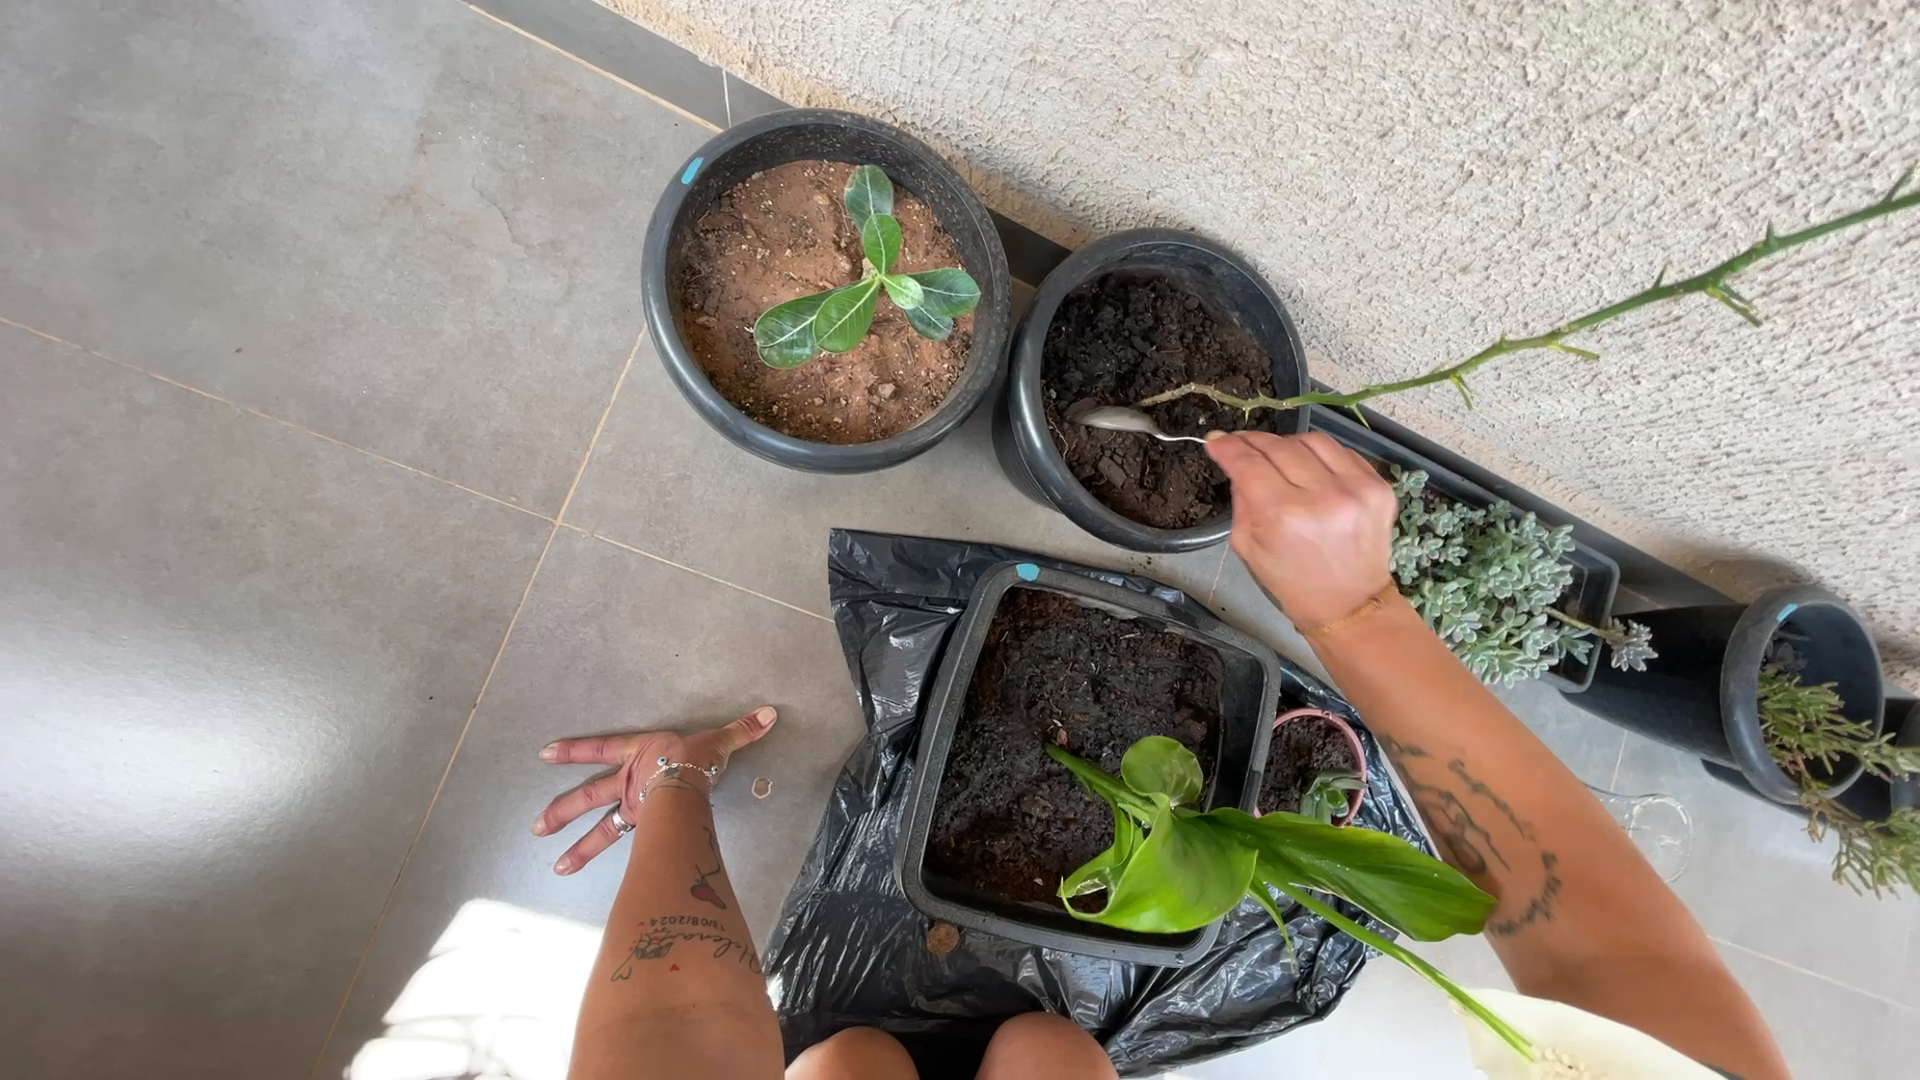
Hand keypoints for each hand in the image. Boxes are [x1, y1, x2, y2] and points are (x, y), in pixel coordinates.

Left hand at [532, 705, 778, 874]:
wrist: (688, 782)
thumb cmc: (695, 757)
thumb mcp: (718, 739)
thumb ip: (742, 730)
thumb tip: (770, 713)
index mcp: (640, 753)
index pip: (601, 749)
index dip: (574, 751)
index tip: (544, 753)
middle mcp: (630, 782)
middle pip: (590, 796)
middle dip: (563, 811)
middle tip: (537, 828)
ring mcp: (634, 808)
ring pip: (601, 828)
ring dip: (580, 848)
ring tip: (556, 868)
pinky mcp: (643, 829)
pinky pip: (625, 844)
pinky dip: (613, 858)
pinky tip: (600, 874)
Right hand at [1205, 431, 1397, 627]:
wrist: (1348, 603)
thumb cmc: (1290, 580)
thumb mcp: (1246, 545)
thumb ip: (1241, 499)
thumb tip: (1237, 462)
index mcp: (1282, 516)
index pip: (1248, 464)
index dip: (1228, 447)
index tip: (1216, 440)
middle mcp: (1321, 496)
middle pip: (1279, 446)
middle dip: (1253, 441)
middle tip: (1240, 443)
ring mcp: (1356, 489)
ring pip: (1311, 441)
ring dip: (1286, 443)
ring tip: (1276, 454)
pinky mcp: (1379, 487)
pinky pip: (1341, 452)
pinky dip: (1318, 454)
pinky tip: (1308, 466)